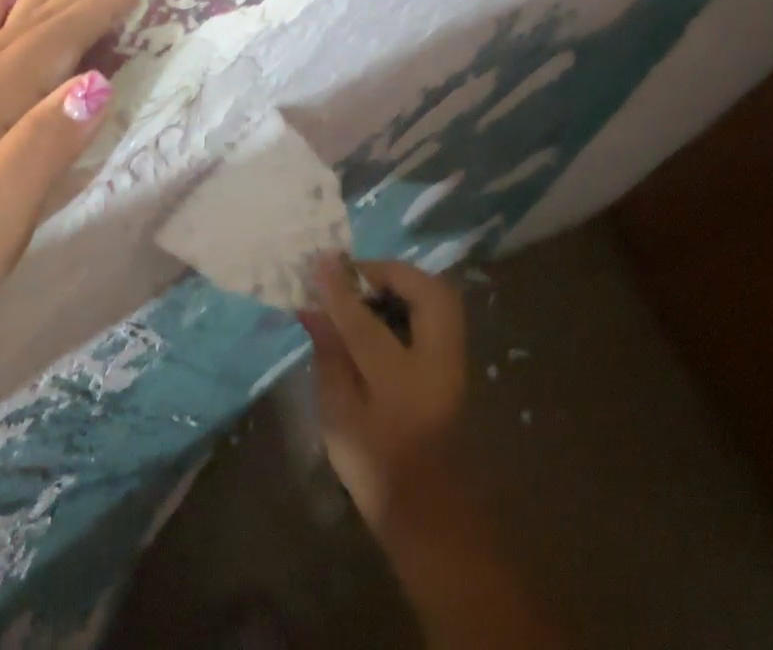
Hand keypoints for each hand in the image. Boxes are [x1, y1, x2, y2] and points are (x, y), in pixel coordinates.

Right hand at [303, 256, 467, 531]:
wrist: (429, 512)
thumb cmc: (374, 468)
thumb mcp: (338, 415)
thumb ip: (329, 355)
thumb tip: (314, 308)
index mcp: (402, 382)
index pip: (365, 320)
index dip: (339, 287)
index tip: (319, 260)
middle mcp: (439, 364)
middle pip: (428, 293)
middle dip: (389, 272)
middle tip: (353, 273)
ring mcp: (456, 364)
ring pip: (441, 299)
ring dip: (404, 283)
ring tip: (365, 288)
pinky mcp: (458, 366)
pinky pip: (440, 316)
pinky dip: (413, 301)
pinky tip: (383, 312)